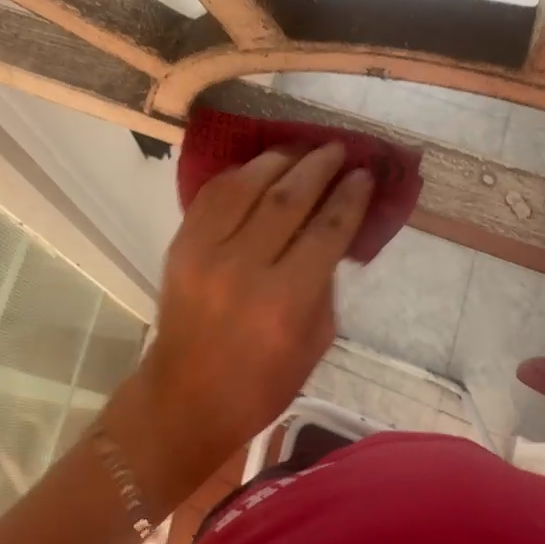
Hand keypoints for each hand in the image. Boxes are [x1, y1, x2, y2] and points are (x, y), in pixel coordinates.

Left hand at [100, 144, 371, 509]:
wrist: (187, 394)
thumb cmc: (262, 381)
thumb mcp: (314, 341)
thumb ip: (324, 281)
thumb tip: (332, 227)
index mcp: (285, 302)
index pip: (326, 230)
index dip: (349, 197)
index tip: (363, 174)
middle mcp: (244, 267)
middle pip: (288, 198)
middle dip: (318, 167)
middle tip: (338, 149)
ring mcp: (206, 250)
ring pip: (248, 184)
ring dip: (280, 159)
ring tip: (302, 148)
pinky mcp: (181, 242)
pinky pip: (213, 192)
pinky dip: (240, 174)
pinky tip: (260, 166)